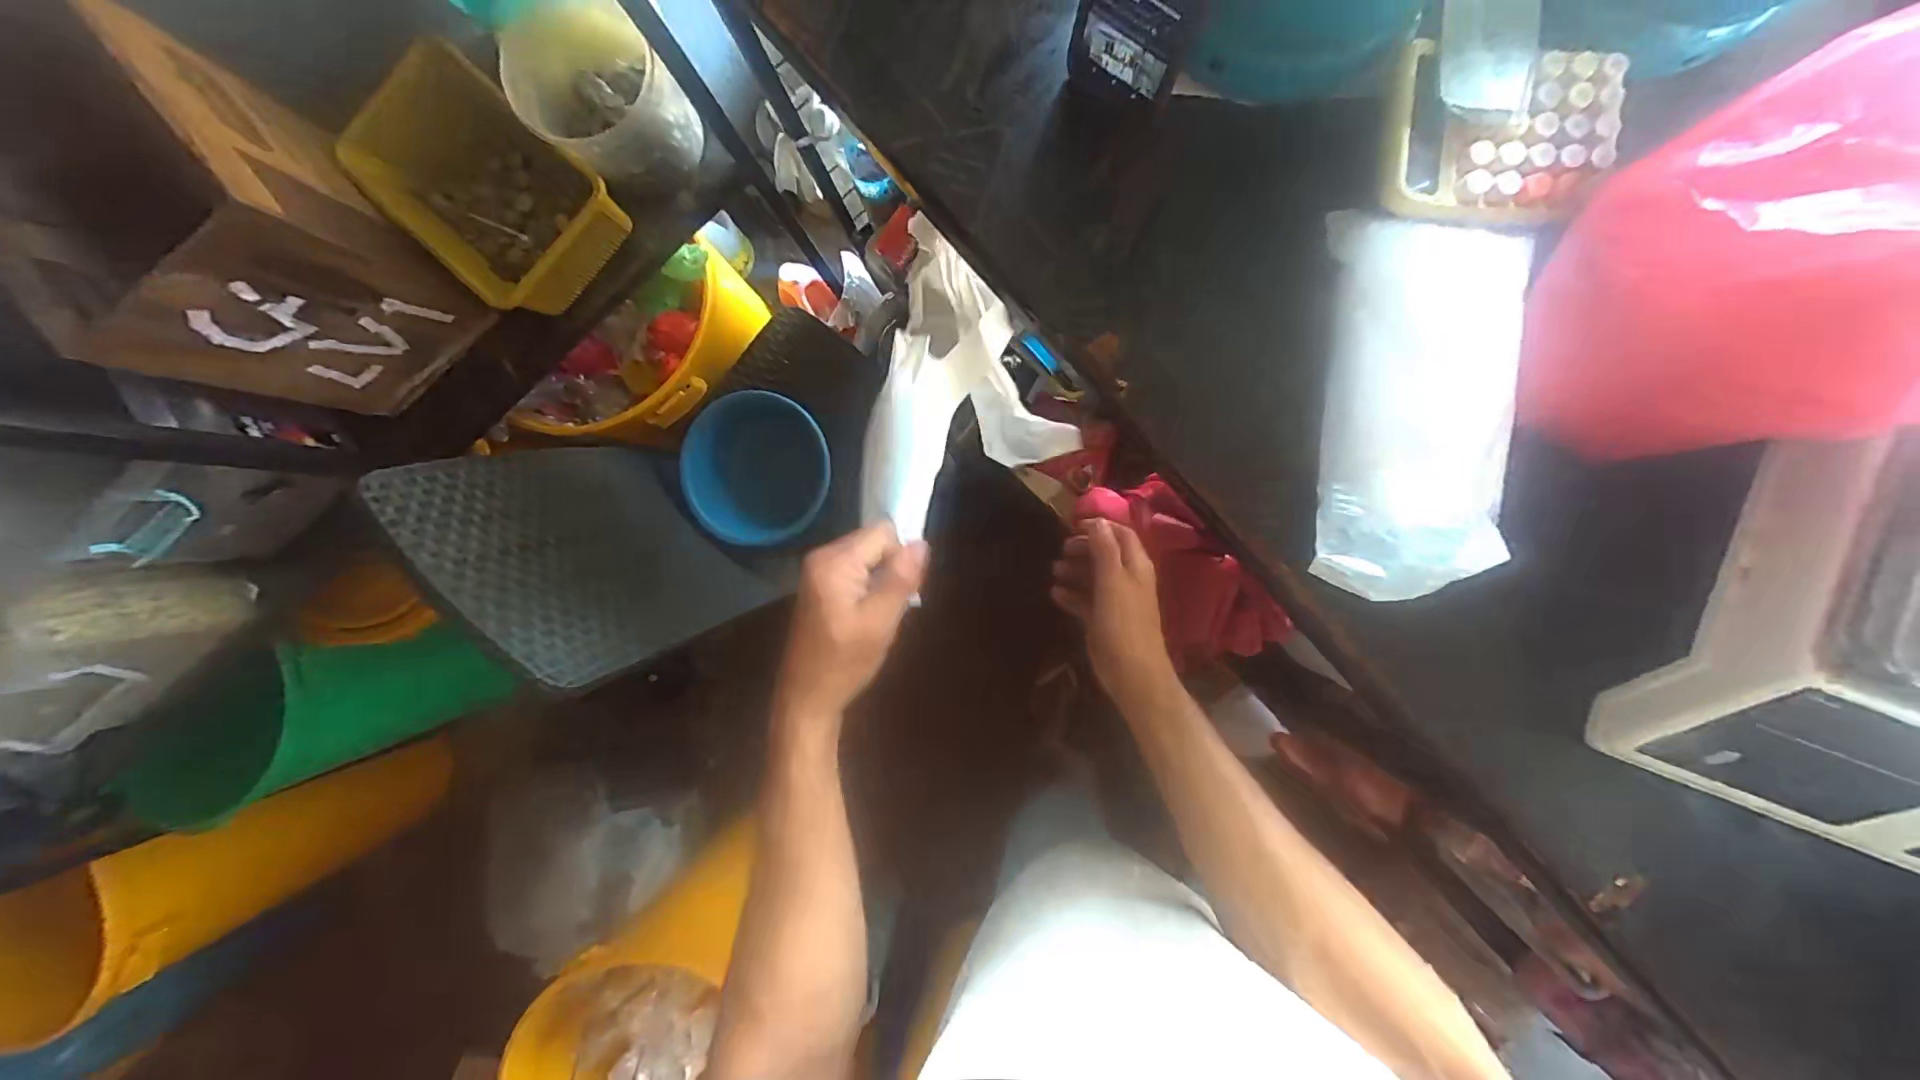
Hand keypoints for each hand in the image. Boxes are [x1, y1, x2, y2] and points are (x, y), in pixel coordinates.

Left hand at [775, 522, 929, 722]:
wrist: (808, 696)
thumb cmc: (845, 663)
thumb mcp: (880, 622)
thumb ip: (901, 579)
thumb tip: (921, 543)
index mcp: (834, 561)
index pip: (883, 532)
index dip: (901, 557)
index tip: (902, 593)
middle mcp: (822, 557)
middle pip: (874, 541)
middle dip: (891, 568)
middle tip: (890, 608)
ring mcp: (817, 571)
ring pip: (868, 557)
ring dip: (882, 580)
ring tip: (878, 615)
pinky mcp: (820, 584)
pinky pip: (856, 570)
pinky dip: (869, 588)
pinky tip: (866, 617)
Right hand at [1051, 519, 1176, 707]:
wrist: (1131, 672)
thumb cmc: (1123, 623)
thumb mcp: (1113, 581)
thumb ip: (1105, 550)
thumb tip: (1097, 520)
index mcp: (1136, 566)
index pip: (1121, 534)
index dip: (1100, 526)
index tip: (1073, 525)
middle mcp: (1128, 579)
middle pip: (1105, 553)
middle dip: (1083, 547)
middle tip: (1061, 549)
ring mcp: (1115, 600)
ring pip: (1094, 576)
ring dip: (1074, 570)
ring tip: (1054, 570)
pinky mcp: (1103, 620)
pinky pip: (1085, 600)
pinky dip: (1071, 594)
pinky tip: (1055, 594)